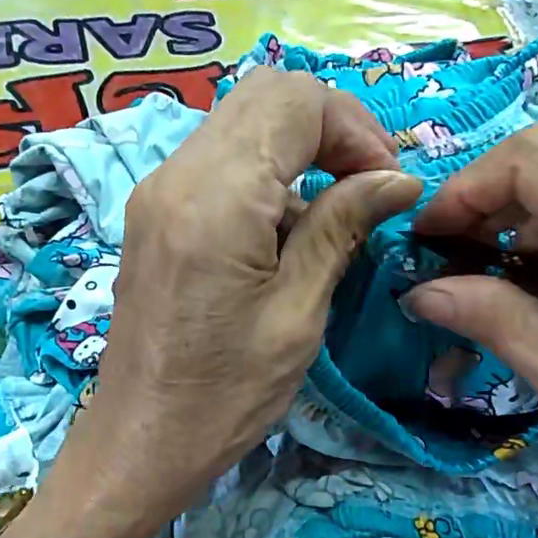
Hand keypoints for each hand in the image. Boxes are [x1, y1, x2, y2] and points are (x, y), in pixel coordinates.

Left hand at [0, 69, 420, 537]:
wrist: (139, 442)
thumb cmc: (224, 396)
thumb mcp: (297, 315)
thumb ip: (342, 229)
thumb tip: (398, 180)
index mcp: (216, 197)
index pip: (295, 100)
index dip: (356, 129)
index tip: (387, 186)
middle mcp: (176, 175)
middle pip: (264, 96)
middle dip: (329, 126)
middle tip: (368, 185)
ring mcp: (156, 191)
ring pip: (239, 124)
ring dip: (296, 149)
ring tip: (335, 211)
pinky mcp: (152, 215)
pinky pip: (216, 162)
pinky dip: (262, 173)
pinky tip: (285, 229)